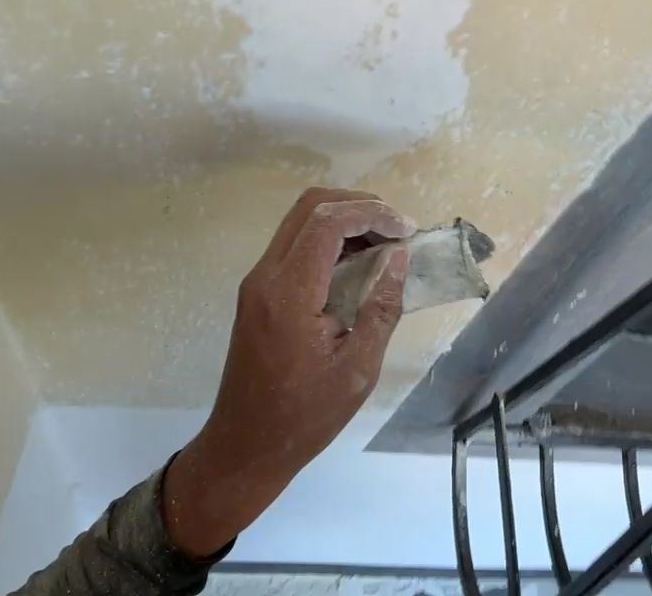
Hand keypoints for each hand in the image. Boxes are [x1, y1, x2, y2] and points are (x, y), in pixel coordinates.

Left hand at [162, 188, 412, 556]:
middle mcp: (266, 275)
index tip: (406, 231)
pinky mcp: (258, 290)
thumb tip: (398, 257)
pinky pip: (295, 243)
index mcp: (288, 294)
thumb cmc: (305, 416)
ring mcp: (257, 280)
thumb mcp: (358, 369)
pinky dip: (328, 237)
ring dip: (343, 217)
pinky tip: (357, 260)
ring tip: (383, 241)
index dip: (371, 213)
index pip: (327, 222)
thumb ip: (381, 307)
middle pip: (310, 206)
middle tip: (396, 228)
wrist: (244, 446)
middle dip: (358, 205)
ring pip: (300, 220)